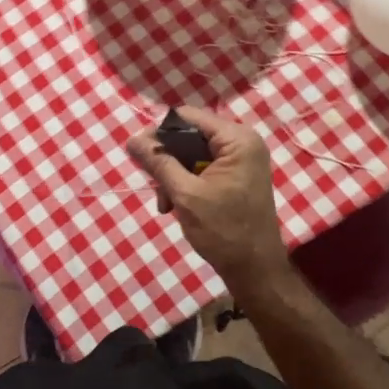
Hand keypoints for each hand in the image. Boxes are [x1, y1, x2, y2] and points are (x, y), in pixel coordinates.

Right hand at [129, 106, 288, 290]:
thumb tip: (132, 140)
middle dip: (167, 159)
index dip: (160, 132)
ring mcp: (241, 160)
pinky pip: (203, 168)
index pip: (188, 117)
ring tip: (164, 204)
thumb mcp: (185, 195)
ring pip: (192, 154)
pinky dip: (186, 183)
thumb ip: (159, 162)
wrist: (255, 272)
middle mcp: (242, 142)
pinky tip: (175, 205)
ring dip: (173, 175)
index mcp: (236, 139)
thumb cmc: (224, 231)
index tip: (139, 153)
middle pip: (189, 135)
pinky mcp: (236, 176)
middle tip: (153, 184)